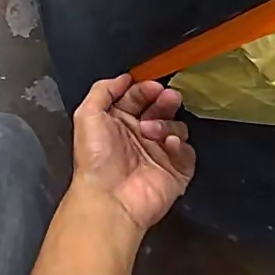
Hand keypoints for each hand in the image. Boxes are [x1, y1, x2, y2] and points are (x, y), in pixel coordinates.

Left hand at [70, 74, 196, 232]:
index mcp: (117, 121)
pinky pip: (187, 152)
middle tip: (166, 97)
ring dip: (166, 123)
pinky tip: (167, 144)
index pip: (136, 98)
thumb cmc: (95, 156)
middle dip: (163, 100)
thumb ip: (102, 91)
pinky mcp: (176, 170)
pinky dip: (179, 145)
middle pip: (159, 109)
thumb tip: (124, 77)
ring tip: (151, 130)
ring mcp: (158, 153)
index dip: (144, 89)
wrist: (109, 196)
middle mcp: (138, 135)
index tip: (152, 85)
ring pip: (175, 127)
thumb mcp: (87, 115)